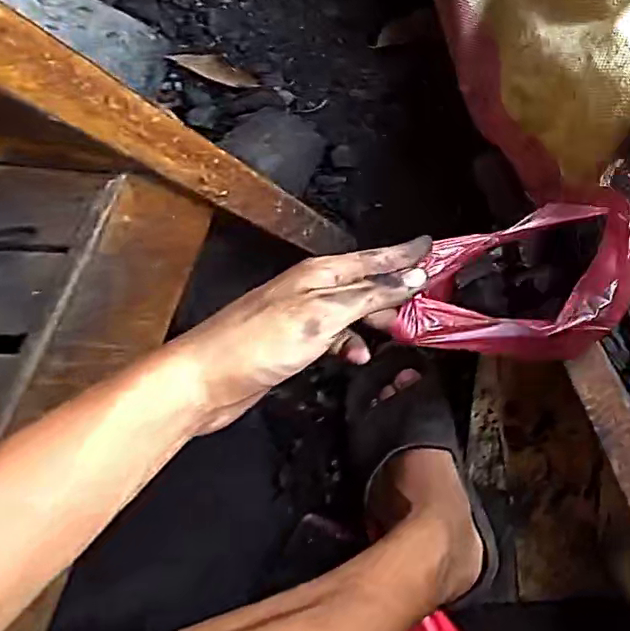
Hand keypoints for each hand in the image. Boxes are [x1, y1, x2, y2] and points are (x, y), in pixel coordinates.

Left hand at [158, 238, 433, 432]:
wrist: (199, 384)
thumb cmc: (254, 344)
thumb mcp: (325, 314)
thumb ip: (373, 294)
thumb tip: (413, 277)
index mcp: (320, 273)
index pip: (376, 257)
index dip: (406, 253)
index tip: (430, 246)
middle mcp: (313, 288)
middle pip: (370, 282)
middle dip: (399, 288)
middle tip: (427, 295)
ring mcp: (304, 314)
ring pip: (357, 310)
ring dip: (379, 320)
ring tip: (399, 330)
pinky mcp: (296, 340)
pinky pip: (339, 335)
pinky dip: (353, 344)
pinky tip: (358, 355)